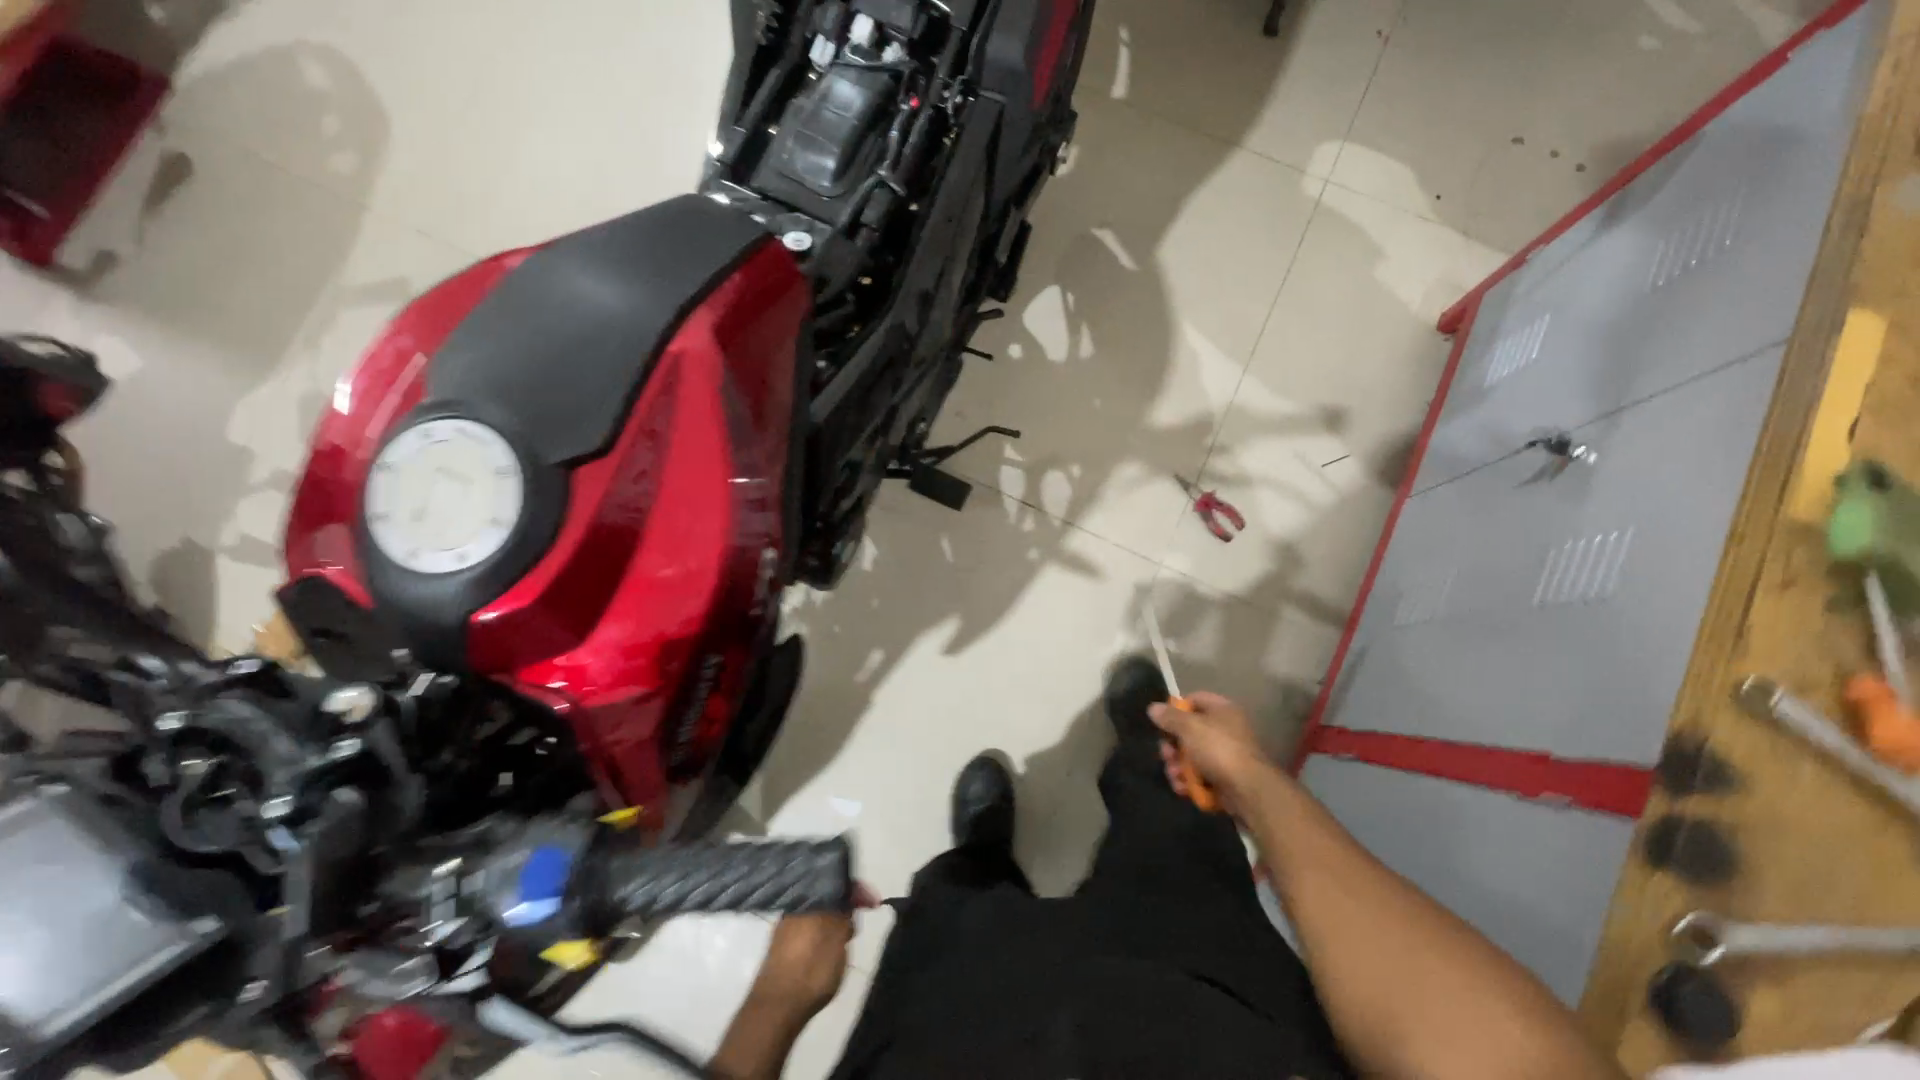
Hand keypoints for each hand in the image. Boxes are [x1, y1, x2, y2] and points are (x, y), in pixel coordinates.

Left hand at [747, 883, 877, 1016]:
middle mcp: (793, 910)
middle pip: (826, 899)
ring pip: (818, 916)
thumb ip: (844, 912)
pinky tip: (831, 952)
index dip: (857, 889)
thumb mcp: (837, 938)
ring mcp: (785, 930)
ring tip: (848, 939)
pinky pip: (810, 932)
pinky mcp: (783, 949)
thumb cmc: (812, 970)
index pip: (835, 882)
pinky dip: (824, 936)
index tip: (874, 902)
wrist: (777, 1008)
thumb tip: (848, 895)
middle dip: (847, 907)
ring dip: (836, 924)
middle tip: (859, 923)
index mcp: (806, 902)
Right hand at [1149, 691, 1279, 814]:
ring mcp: (1225, 756)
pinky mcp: (1224, 778)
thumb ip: (1169, 717)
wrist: (1247, 789)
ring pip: (1192, 757)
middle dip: (1173, 746)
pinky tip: (1183, 787)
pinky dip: (1189, 782)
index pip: (1195, 699)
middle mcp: (1225, 730)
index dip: (1176, 709)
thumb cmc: (1218, 749)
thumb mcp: (1189, 727)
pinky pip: (1200, 775)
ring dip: (1178, 767)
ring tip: (1175, 775)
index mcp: (1222, 710)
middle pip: (1189, 732)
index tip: (1162, 721)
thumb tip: (1153, 708)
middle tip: (1167, 755)